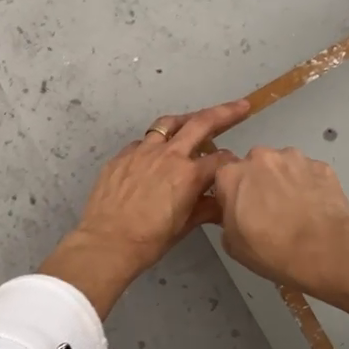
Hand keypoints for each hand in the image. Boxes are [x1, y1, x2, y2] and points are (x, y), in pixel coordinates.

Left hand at [40, 100, 250, 317]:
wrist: (107, 242)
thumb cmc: (149, 241)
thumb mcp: (185, 226)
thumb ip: (205, 207)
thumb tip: (220, 202)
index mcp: (189, 174)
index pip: (221, 159)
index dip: (231, 162)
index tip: (234, 167)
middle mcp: (168, 155)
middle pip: (201, 123)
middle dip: (225, 112)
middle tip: (241, 106)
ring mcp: (142, 152)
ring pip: (168, 124)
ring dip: (185, 121)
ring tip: (193, 122)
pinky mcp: (122, 156)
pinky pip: (143, 141)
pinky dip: (155, 143)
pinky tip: (156, 154)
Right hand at [214, 147, 348, 321]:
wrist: (322, 250)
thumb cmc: (270, 249)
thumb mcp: (232, 243)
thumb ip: (226, 218)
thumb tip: (234, 213)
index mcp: (232, 174)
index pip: (223, 175)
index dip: (231, 192)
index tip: (238, 208)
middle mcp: (260, 157)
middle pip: (254, 165)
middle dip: (259, 181)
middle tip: (268, 208)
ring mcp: (294, 158)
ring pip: (283, 165)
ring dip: (285, 180)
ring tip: (295, 207)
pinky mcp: (322, 166)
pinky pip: (309, 172)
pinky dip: (309, 184)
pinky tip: (314, 206)